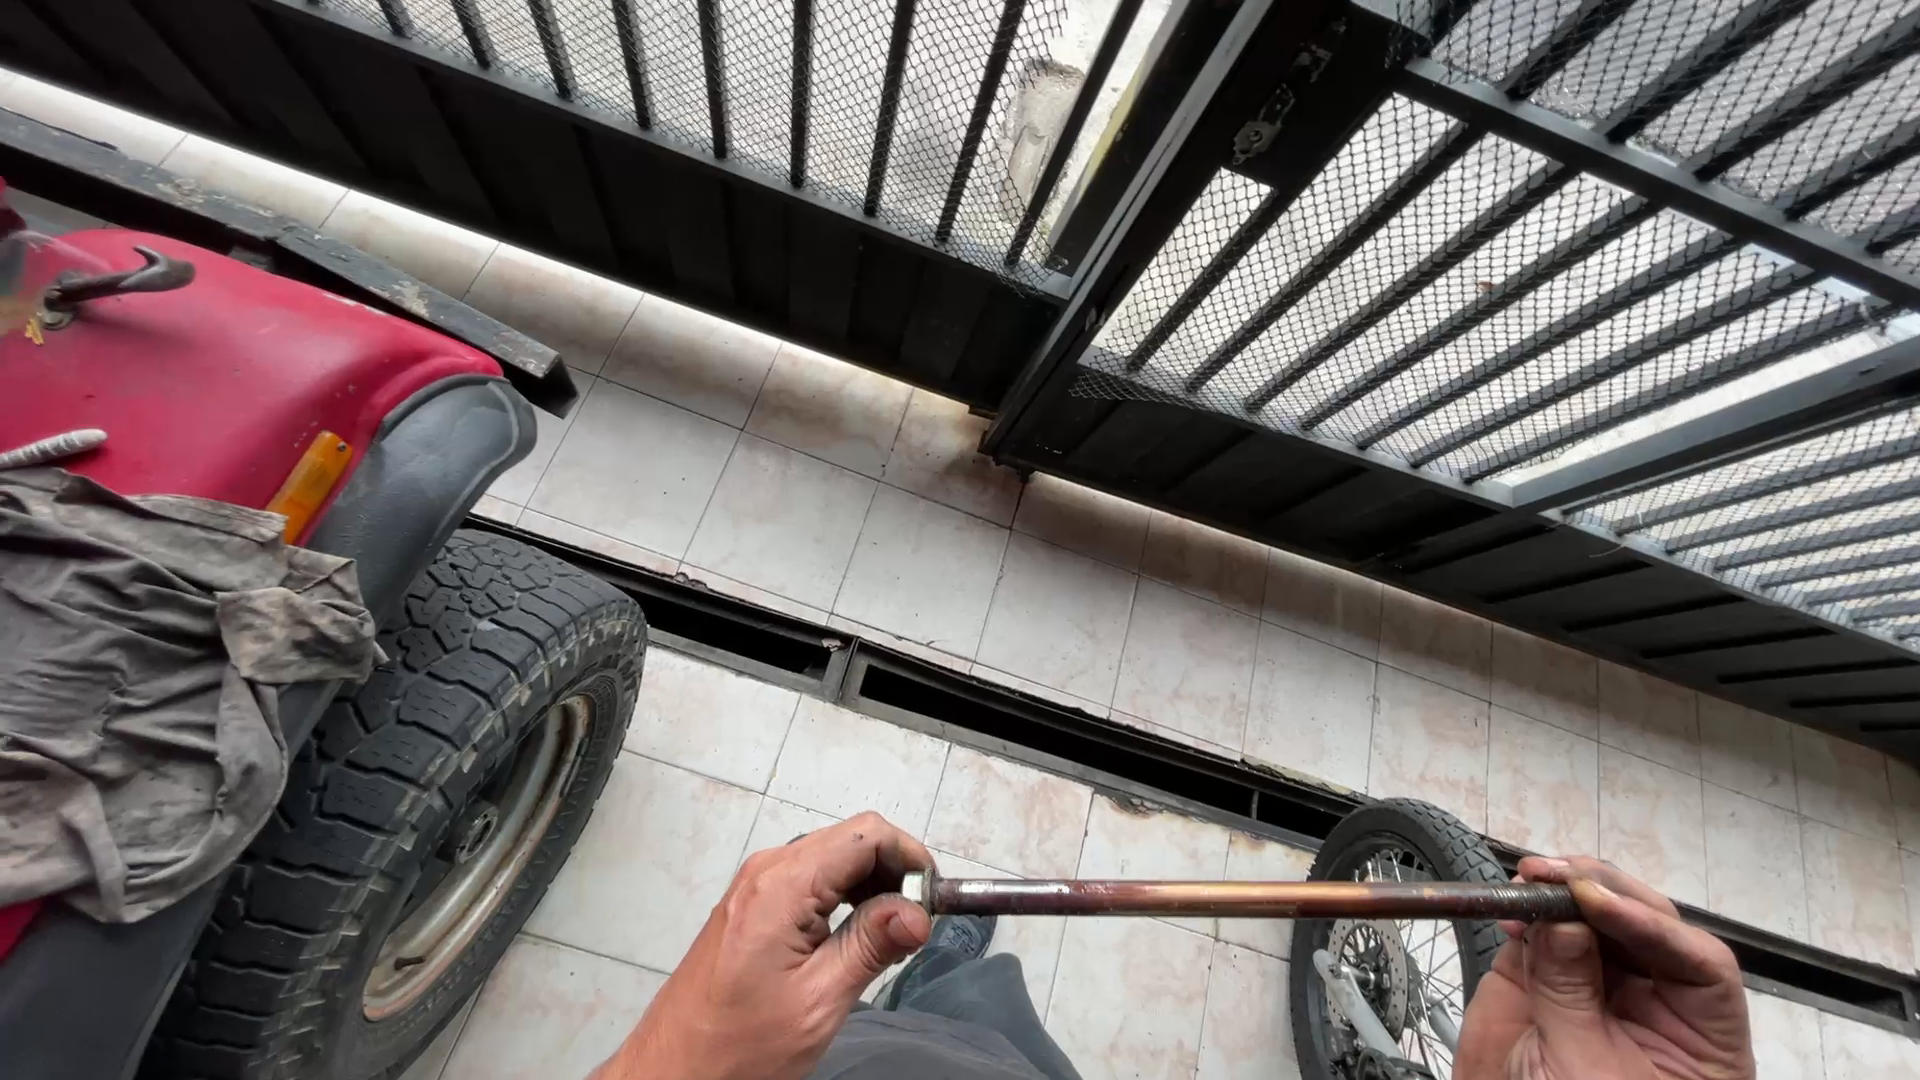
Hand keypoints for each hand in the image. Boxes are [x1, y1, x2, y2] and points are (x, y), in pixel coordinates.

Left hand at [596, 811, 933, 1079]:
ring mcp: (758, 881)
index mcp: (785, 882)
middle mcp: (770, 866)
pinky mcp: (754, 900)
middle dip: (893, 869)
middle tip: (916, 922)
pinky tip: (856, 931)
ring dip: (871, 882)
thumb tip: (921, 912)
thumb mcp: (818, 1002)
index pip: (866, 833)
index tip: (933, 898)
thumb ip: (871, 945)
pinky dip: (844, 892)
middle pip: (852, 838)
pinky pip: (812, 875)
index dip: (909, 856)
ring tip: (891, 932)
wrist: (667, 1076)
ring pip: (834, 854)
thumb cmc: (740, 1048)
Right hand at [1453, 856, 1752, 1079]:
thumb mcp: (1580, 1064)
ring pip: (1594, 919)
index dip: (1652, 924)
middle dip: (1603, 892)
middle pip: (1649, 928)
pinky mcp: (1543, 972)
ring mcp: (1597, 983)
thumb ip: (1570, 990)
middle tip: (1553, 873)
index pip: (1700, 966)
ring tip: (1526, 879)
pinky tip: (1508, 905)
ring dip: (1559, 891)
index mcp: (1698, 1040)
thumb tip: (1562, 920)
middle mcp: (1656, 1003)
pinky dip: (1523, 907)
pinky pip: (1541, 928)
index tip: (1591, 898)